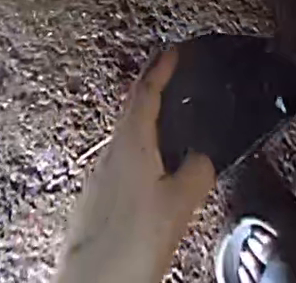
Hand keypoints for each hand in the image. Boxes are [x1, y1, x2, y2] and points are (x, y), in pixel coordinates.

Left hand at [57, 50, 217, 282]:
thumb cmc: (132, 246)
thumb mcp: (180, 203)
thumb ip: (198, 171)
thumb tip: (202, 158)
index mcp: (132, 143)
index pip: (146, 91)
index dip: (161, 68)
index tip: (172, 50)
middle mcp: (111, 153)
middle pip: (131, 108)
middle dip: (150, 87)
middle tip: (167, 73)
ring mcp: (98, 178)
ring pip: (124, 135)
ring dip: (143, 117)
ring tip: (162, 116)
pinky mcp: (93, 203)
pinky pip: (119, 160)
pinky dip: (136, 147)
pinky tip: (146, 167)